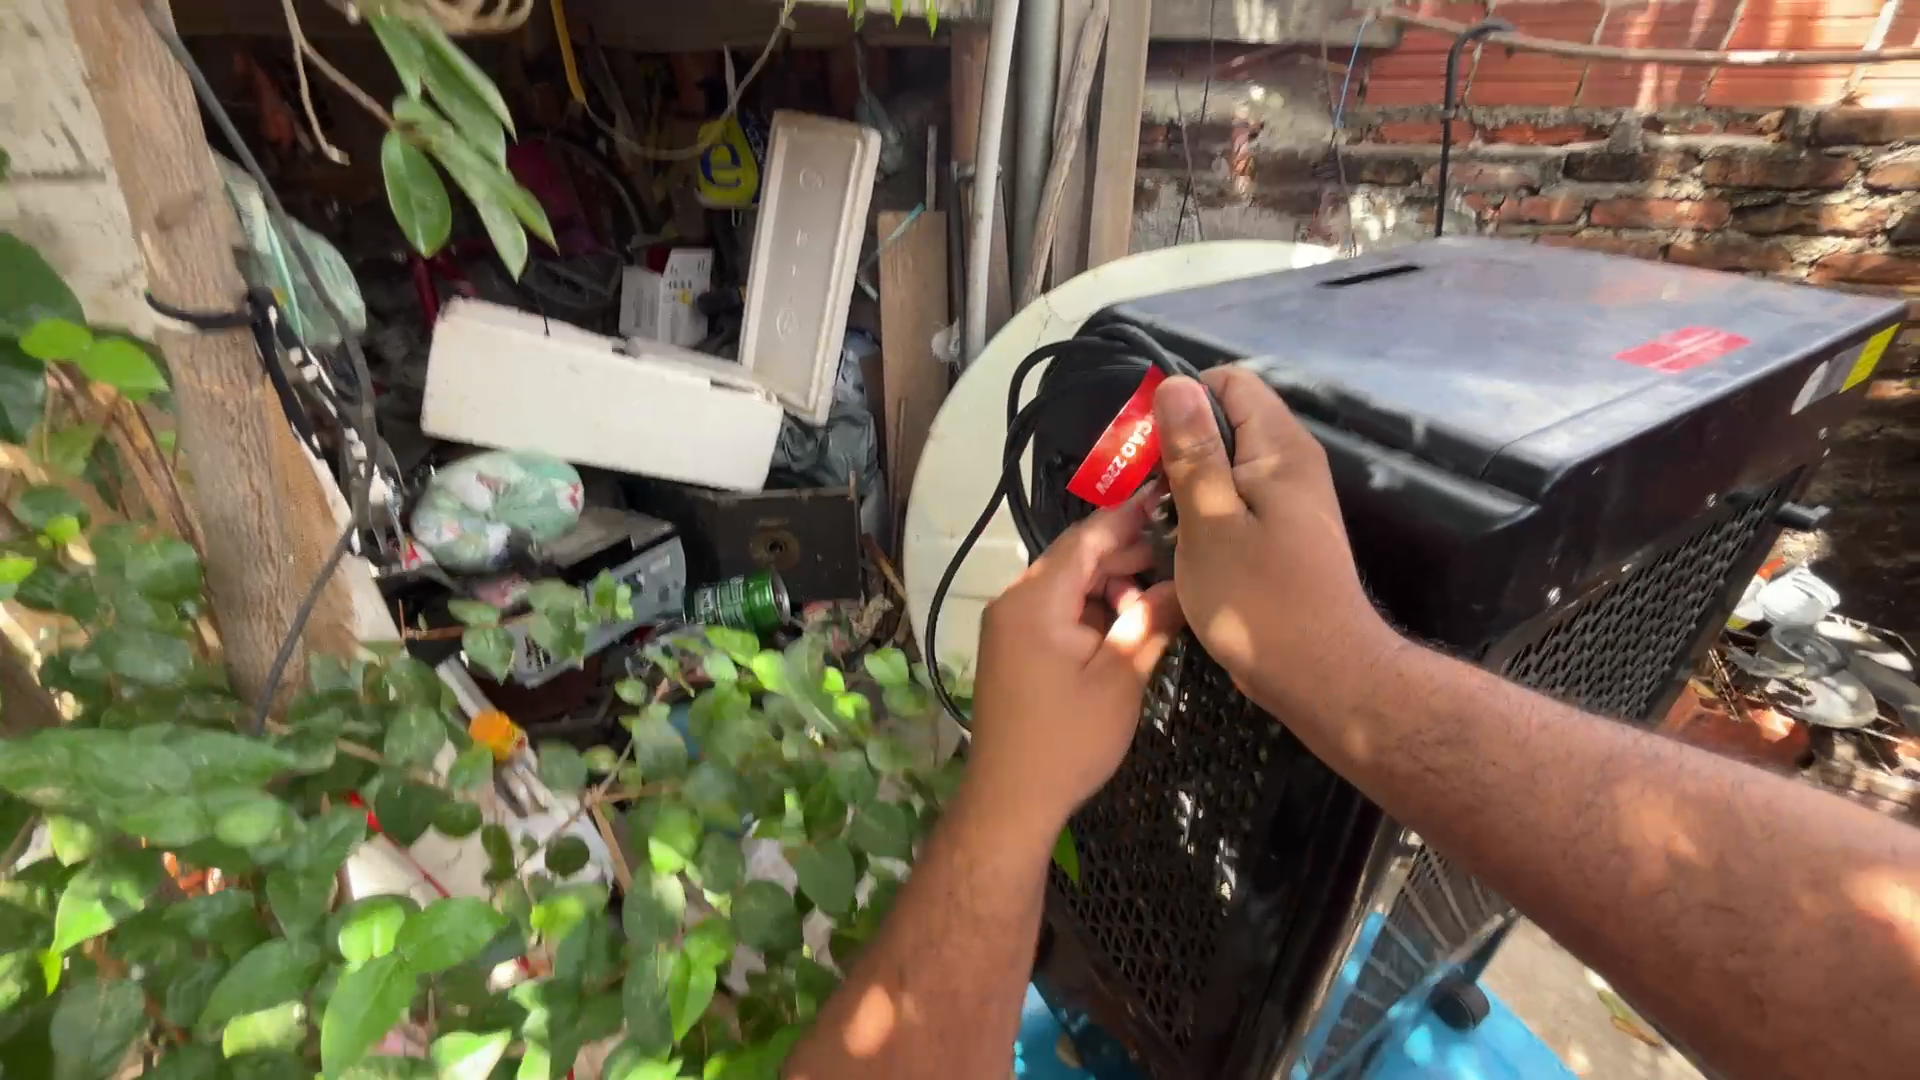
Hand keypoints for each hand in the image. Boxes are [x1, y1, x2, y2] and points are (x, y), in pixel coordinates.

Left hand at [963, 498, 1183, 833]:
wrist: (1010, 798)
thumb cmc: (1067, 740)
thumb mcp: (1121, 679)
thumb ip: (1151, 622)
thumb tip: (1183, 584)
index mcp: (1035, 601)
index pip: (1084, 539)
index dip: (1125, 517)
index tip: (1164, 498)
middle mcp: (1013, 602)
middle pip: (1073, 560)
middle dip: (1123, 558)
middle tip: (1174, 562)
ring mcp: (1008, 625)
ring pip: (1065, 587)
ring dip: (1108, 589)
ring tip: (1151, 607)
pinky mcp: (1011, 647)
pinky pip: (1053, 612)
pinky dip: (1088, 613)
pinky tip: (1121, 629)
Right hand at [1152, 367, 1399, 717]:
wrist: (1318, 675)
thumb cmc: (1259, 599)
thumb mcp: (1210, 521)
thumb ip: (1193, 452)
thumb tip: (1175, 385)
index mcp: (1278, 448)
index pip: (1229, 383)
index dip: (1181, 401)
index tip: (1145, 445)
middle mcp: (1288, 463)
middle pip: (1223, 423)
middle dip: (1174, 446)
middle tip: (1138, 490)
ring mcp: (1284, 500)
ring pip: (1222, 466)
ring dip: (1181, 483)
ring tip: (1150, 518)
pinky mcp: (1276, 532)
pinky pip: (1230, 500)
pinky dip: (1199, 511)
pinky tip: (1175, 540)